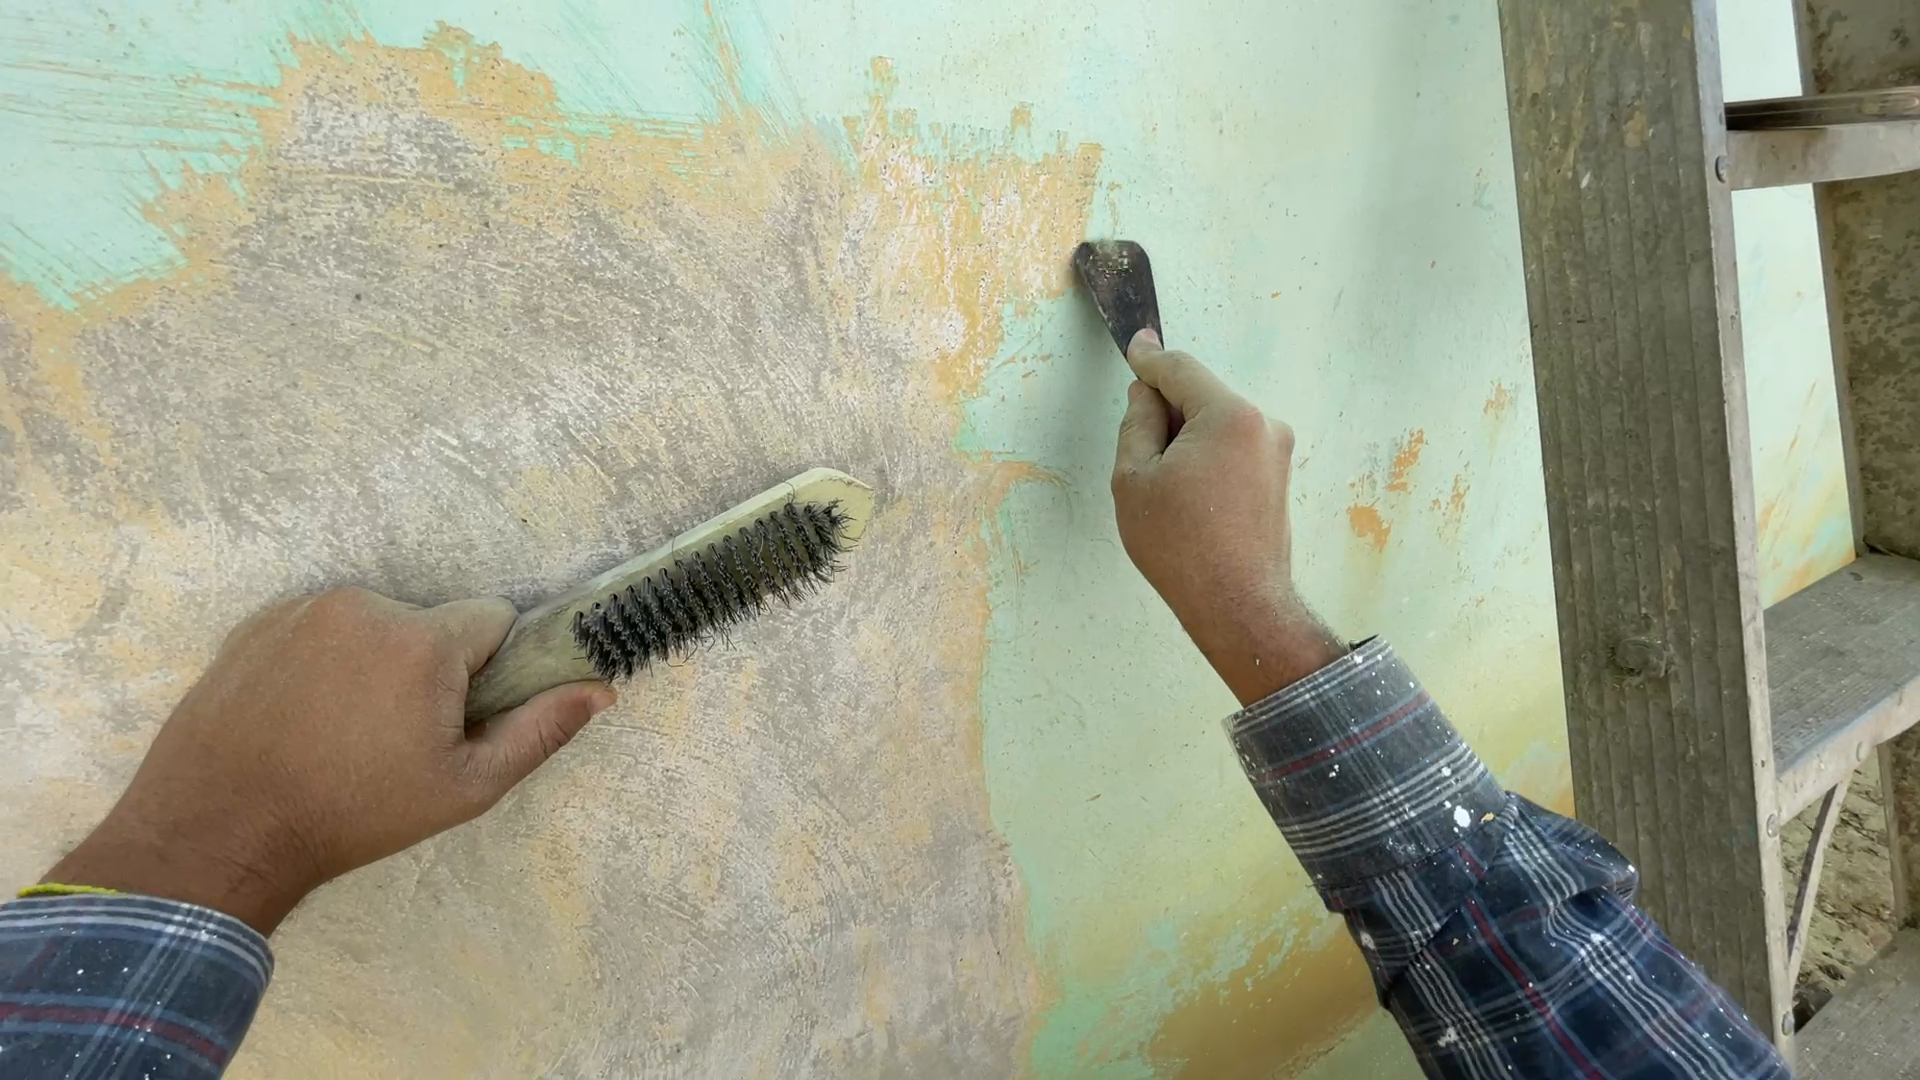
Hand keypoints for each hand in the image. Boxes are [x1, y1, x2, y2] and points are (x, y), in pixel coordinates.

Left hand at [43, 587, 614, 932]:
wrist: (208, 839)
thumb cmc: (355, 814)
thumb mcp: (469, 786)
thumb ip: (543, 729)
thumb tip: (603, 689)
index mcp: (422, 640)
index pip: (496, 619)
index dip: (490, 668)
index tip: (457, 714)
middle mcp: (365, 606)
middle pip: (441, 620)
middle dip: (440, 662)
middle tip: (402, 727)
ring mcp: (304, 609)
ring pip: (388, 619)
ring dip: (389, 655)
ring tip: (350, 719)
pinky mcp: (258, 622)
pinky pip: (333, 622)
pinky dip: (337, 652)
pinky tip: (309, 705)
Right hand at [1111, 329, 1346, 704]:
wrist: (1237, 604)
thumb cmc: (1179, 544)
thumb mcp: (1134, 480)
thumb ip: (1137, 426)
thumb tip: (1147, 397)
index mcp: (1229, 416)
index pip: (1181, 370)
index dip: (1150, 358)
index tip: (1134, 343)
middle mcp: (1263, 424)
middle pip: (1201, 397)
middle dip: (1167, 413)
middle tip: (1140, 460)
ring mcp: (1276, 452)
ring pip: (1216, 425)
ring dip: (1186, 440)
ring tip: (1167, 493)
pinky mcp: (1278, 478)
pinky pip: (1232, 449)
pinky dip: (1206, 458)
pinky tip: (1190, 502)